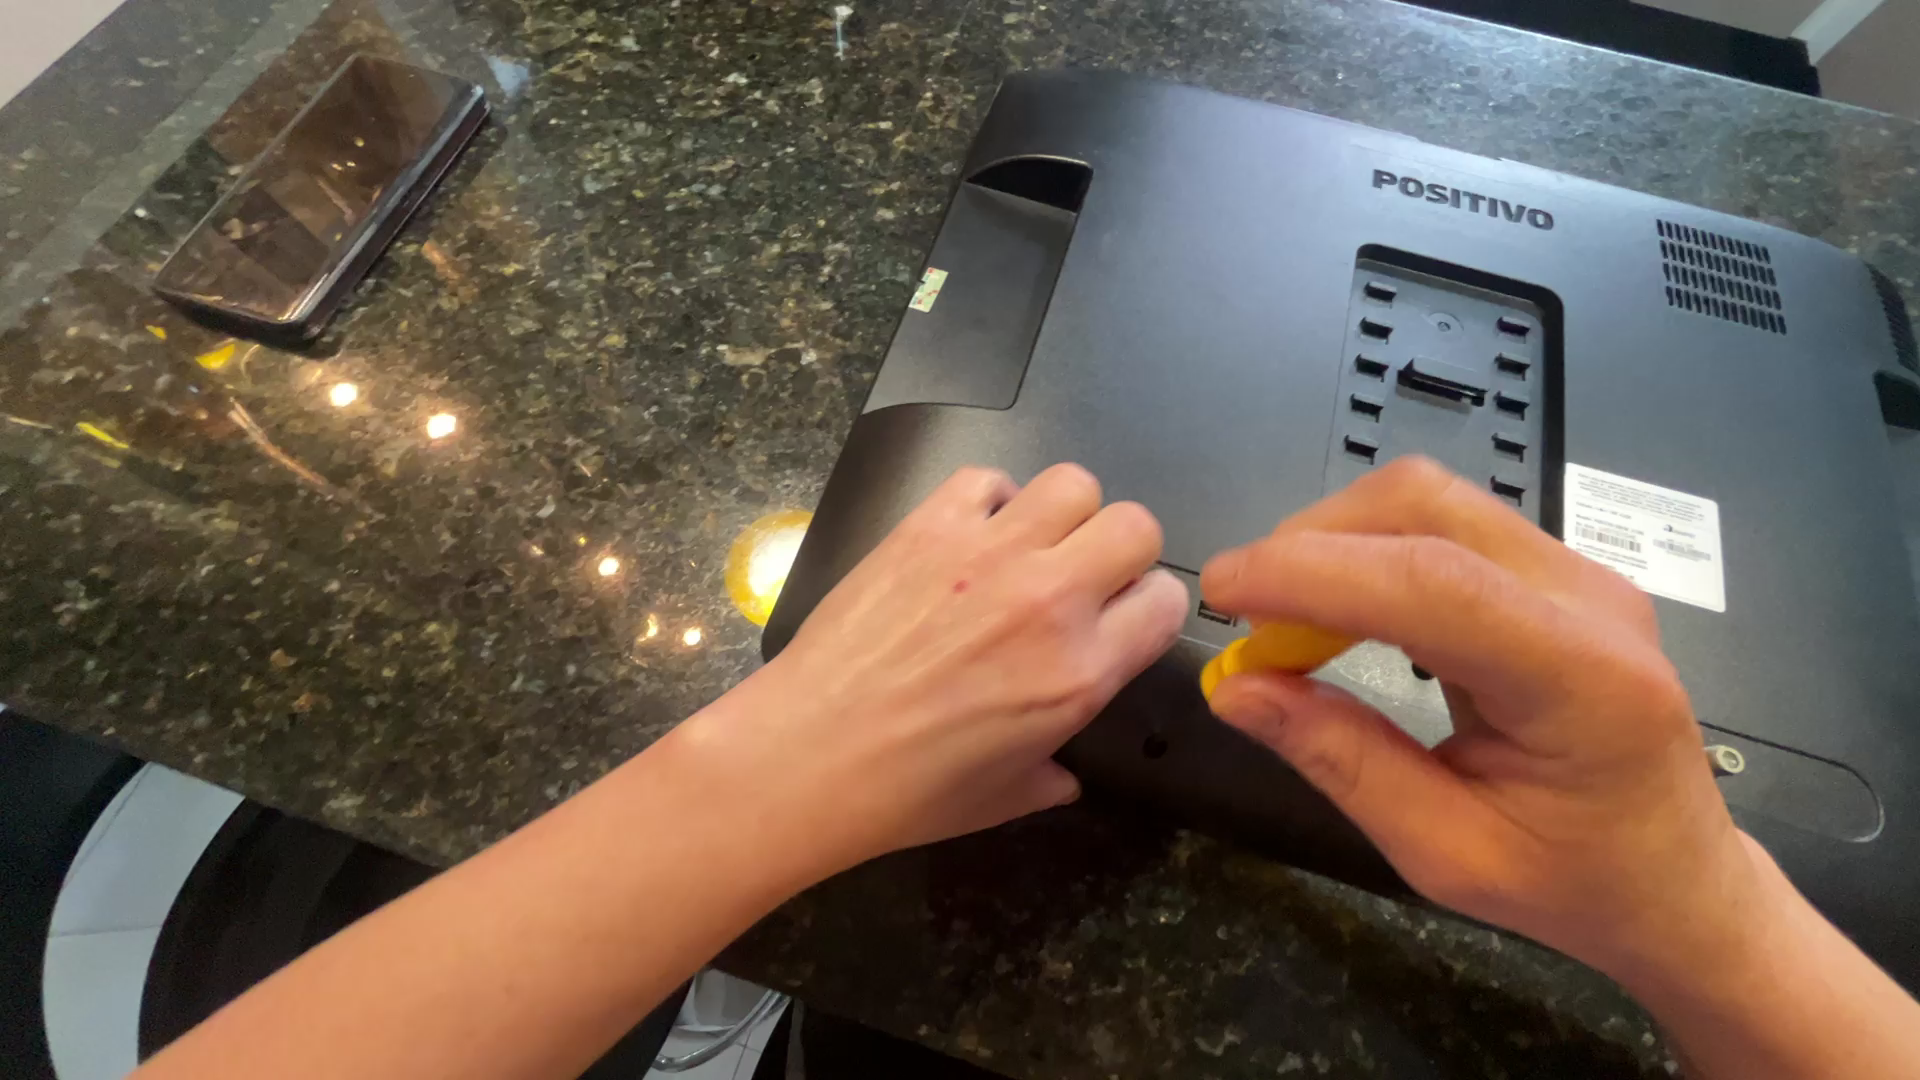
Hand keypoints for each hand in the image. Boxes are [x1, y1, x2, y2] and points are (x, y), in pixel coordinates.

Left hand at [677, 464, 1187, 878]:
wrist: (810, 754)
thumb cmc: (910, 792)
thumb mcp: (1006, 797)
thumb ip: (1055, 774)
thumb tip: (1067, 770)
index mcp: (1081, 671)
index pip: (1167, 600)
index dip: (1149, 606)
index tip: (1123, 617)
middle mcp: (1049, 598)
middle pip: (1135, 525)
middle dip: (1121, 549)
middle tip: (1083, 575)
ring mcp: (987, 553)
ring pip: (1073, 483)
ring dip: (1062, 513)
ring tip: (1028, 545)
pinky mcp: (929, 526)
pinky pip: (985, 479)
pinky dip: (989, 500)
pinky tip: (969, 535)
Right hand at [1200, 457, 1756, 981]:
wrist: (1679, 880)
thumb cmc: (1575, 882)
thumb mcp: (1443, 853)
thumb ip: (1339, 759)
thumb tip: (1236, 688)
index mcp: (1584, 683)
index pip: (1429, 584)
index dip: (1307, 573)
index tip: (1218, 591)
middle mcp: (1587, 598)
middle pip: (1419, 507)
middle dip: (1306, 544)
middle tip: (1248, 614)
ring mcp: (1572, 569)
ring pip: (1418, 498)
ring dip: (1327, 540)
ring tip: (1286, 615)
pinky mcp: (1543, 565)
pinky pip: (1430, 521)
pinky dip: (1357, 549)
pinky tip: (1335, 607)